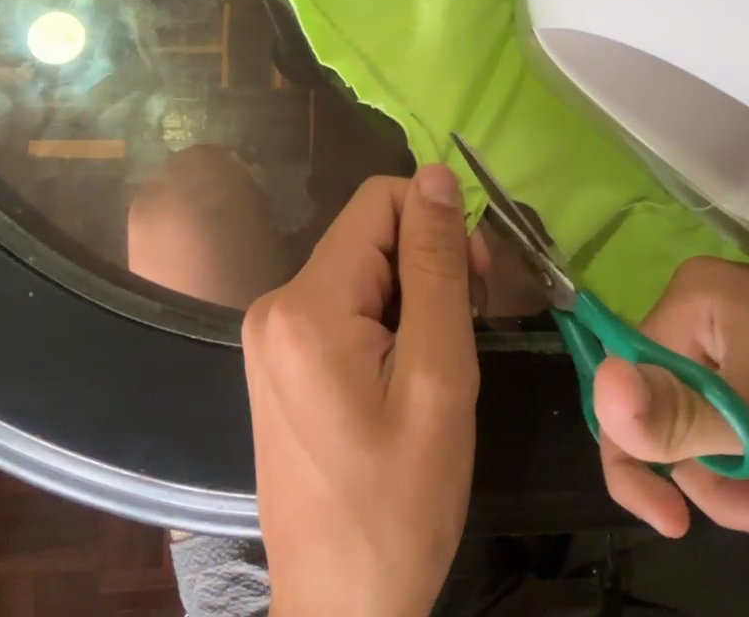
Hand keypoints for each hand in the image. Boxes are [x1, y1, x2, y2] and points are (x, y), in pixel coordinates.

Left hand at [243, 167, 482, 616]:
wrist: (342, 603)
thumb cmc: (401, 501)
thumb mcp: (438, 378)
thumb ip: (437, 268)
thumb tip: (435, 174)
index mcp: (306, 305)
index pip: (380, 202)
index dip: (438, 224)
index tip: (477, 282)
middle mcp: (274, 306)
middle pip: (370, 237)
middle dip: (429, 264)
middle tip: (467, 331)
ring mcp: (271, 337)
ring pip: (363, 271)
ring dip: (415, 297)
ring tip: (439, 365)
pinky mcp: (281, 363)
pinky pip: (346, 308)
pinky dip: (389, 323)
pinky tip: (408, 374)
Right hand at [593, 257, 748, 538]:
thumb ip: (674, 415)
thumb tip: (597, 389)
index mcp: (694, 300)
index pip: (627, 384)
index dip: (639, 458)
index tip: (675, 524)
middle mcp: (712, 310)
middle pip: (673, 415)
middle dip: (724, 479)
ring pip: (712, 431)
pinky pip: (748, 424)